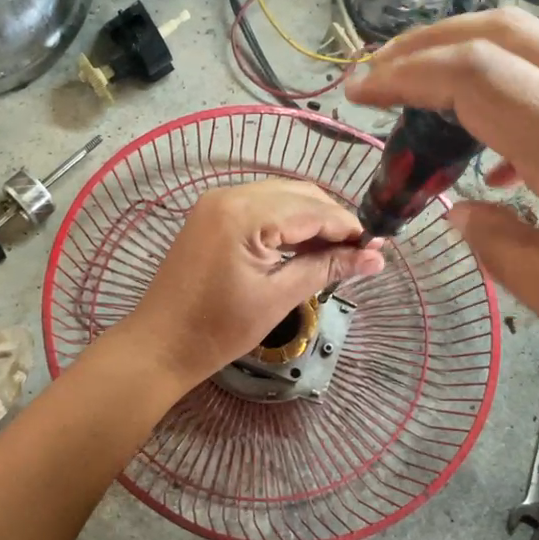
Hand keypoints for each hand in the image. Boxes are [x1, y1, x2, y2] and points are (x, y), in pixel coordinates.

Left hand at [114, 180, 385, 389]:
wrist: (160, 345)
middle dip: (332, 220)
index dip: (349, 226)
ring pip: (280, 197)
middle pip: (298, 194)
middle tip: (360, 252)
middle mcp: (229, 196)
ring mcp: (216, 203)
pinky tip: (303, 248)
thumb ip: (327, 268)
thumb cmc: (217, 330)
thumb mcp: (278, 298)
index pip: (312, 208)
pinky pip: (259, 207)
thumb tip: (376, 258)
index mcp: (244, 214)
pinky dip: (285, 223)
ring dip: (310, 220)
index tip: (378, 248)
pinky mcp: (210, 216)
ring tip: (336, 253)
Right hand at [346, 8, 538, 393]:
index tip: (357, 94)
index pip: (476, 77)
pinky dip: (517, 90)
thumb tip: (466, 212)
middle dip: (428, 44)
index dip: (406, 75)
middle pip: (506, 33)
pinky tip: (505, 153)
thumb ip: (511, 256)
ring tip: (424, 105)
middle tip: (377, 77)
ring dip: (471, 59)